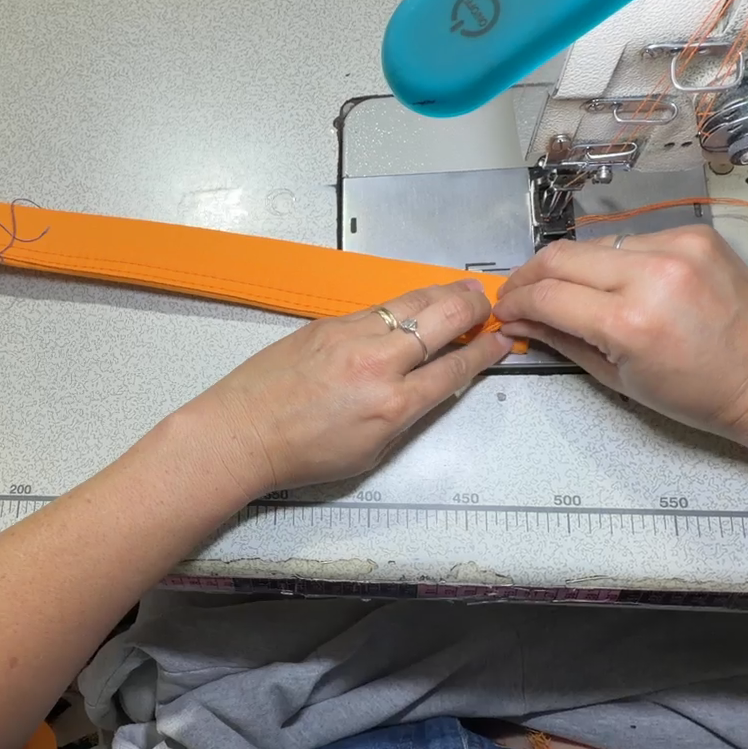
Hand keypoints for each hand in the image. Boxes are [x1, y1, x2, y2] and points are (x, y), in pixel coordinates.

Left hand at [175, 281, 512, 497]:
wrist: (244, 432)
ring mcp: (351, 335)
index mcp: (394, 405)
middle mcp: (379, 363)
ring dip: (445, 294)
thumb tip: (433, 385)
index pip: (457, 366)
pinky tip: (410, 310)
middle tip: (488, 307)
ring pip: (414, 300)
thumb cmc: (303, 454)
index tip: (503, 340)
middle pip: (446, 317)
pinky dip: (403, 305)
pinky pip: (378, 307)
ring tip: (461, 294)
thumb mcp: (371, 452)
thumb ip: (408, 415)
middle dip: (477, 308)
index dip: (488, 351)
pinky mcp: (328, 322)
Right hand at [494, 225, 747, 449]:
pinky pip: (629, 240)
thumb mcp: (614, 377)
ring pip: (592, 244)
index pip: (546, 295)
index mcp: (630, 321)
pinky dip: (608, 261)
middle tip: (516, 295)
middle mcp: (653, 273)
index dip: (514, 302)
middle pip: (561, 256)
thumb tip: (515, 321)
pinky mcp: (695, 234)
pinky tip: (611, 283)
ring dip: (567, 268)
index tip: (502, 312)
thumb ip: (559, 339)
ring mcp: (678, 246)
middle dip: (528, 276)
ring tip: (560, 291)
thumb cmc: (693, 395)